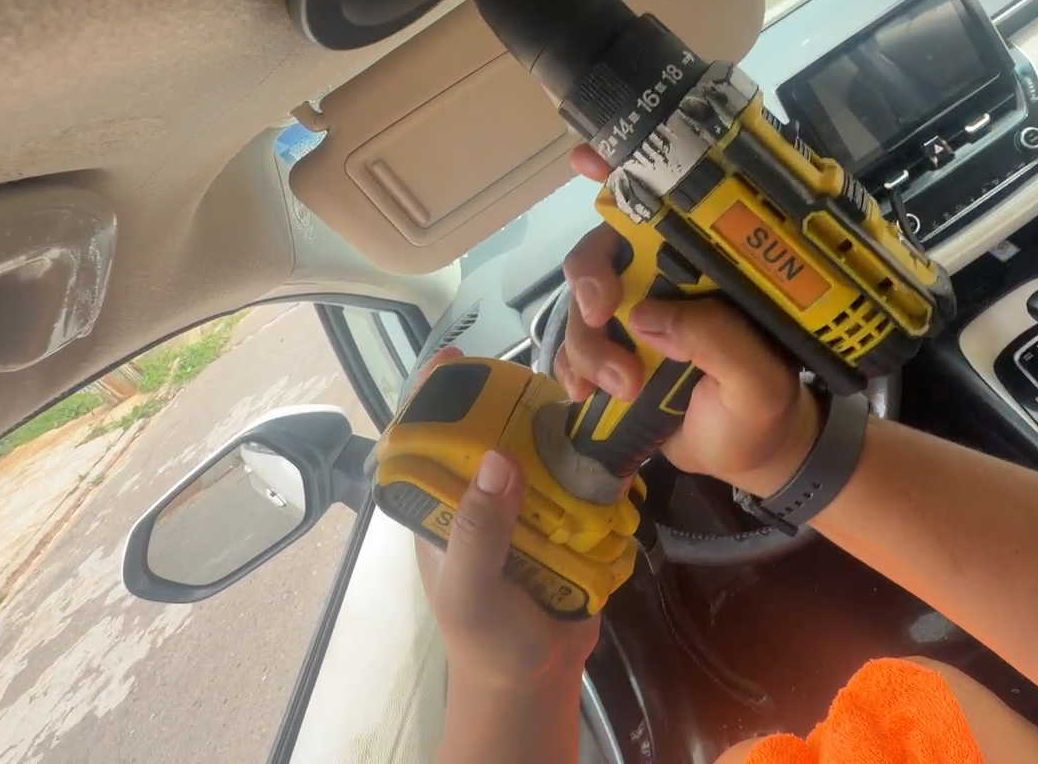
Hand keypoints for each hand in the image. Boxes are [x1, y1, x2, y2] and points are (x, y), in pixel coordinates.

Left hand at [409, 349, 598, 690]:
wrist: (538, 680)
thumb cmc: (486, 640)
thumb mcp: (470, 590)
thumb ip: (477, 531)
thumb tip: (500, 457)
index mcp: (443, 505)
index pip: (426, 441)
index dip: (432, 396)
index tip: (454, 357)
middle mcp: (481, 494)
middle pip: (490, 431)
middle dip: (510, 401)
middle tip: (543, 377)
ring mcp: (524, 503)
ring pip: (538, 448)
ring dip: (559, 427)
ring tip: (585, 401)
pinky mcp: (563, 514)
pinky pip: (575, 475)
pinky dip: (591, 459)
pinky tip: (611, 440)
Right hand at [555, 147, 820, 495]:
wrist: (746, 456)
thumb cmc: (762, 408)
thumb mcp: (757, 379)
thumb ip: (717, 340)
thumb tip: (646, 316)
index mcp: (705, 270)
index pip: (663, 210)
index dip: (620, 175)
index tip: (587, 159)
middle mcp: (663, 281)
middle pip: (601, 252)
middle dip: (589, 279)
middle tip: (599, 313)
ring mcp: (631, 318)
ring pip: (578, 306)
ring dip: (586, 345)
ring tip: (621, 388)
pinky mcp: (609, 354)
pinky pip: (568, 349)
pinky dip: (569, 370)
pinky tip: (585, 394)